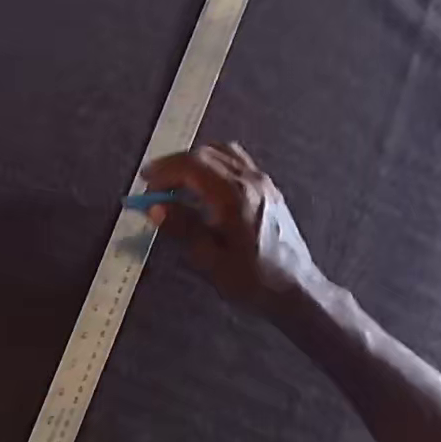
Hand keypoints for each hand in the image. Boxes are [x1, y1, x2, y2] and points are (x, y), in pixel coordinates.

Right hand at [142, 142, 324, 311]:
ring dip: (194, 162)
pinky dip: (213, 165)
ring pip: (222, 153)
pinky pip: (236, 161)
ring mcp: (262, 182)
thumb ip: (184, 228)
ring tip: (176, 183)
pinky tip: (203, 187)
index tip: (145, 184)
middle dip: (175, 165)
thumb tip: (156, 208)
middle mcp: (250, 181)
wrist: (295, 289)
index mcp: (234, 196)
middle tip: (155, 185)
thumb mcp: (211, 259)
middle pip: (205, 154)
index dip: (164, 171)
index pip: (192, 166)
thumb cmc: (251, 278)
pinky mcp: (268, 189)